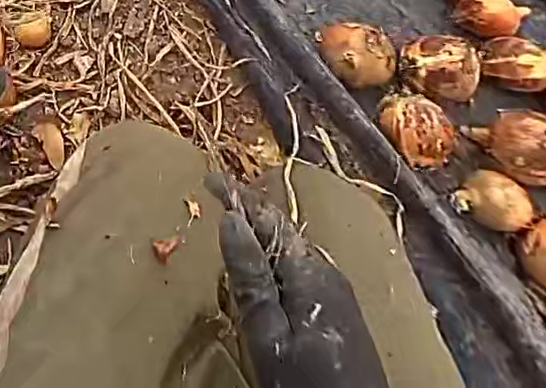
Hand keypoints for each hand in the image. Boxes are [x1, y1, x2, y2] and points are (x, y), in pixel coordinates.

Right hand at [207, 175, 389, 387]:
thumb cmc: (310, 387)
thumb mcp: (270, 337)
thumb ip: (250, 279)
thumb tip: (229, 218)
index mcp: (309, 270)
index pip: (267, 217)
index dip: (237, 195)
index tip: (208, 178)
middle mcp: (326, 272)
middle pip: (281, 231)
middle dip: (249, 213)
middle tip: (217, 200)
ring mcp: (336, 294)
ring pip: (290, 252)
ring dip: (261, 238)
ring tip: (232, 232)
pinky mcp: (338, 315)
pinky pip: (298, 273)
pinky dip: (274, 264)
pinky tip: (262, 278)